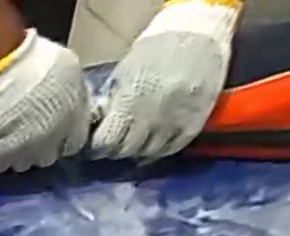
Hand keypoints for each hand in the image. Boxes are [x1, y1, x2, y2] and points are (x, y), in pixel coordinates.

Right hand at [0, 30, 91, 171]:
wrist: (0, 73)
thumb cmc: (38, 65)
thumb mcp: (71, 75)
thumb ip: (74, 98)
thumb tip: (72, 109)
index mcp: (73, 121)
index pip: (74, 144)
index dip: (65, 138)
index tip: (57, 131)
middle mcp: (49, 143)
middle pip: (47, 159)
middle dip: (42, 148)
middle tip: (32, 135)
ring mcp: (20, 153)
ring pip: (22, 165)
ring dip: (19, 155)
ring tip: (11, 140)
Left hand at [91, 0, 238, 159]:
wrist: (198, 29)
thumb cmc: (150, 54)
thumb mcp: (119, 79)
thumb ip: (106, 107)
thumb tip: (90, 131)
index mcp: (130, 103)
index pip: (105, 143)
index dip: (97, 148)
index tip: (96, 145)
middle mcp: (154, 113)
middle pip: (125, 150)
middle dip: (115, 150)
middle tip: (115, 143)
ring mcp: (178, 116)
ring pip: (148, 151)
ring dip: (137, 150)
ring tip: (134, 141)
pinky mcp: (198, 115)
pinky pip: (175, 146)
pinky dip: (160, 150)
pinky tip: (152, 145)